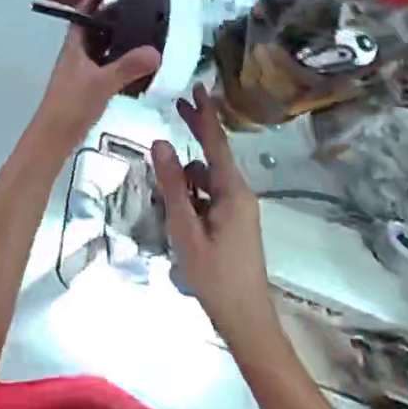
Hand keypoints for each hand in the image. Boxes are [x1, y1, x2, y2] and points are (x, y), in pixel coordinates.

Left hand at [34, 15, 160, 146]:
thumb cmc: (71, 104)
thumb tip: (156, 52)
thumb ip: (127, 67)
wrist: (54, 138)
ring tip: (143, 33)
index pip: (83, 14)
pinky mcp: (88, 87)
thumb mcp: (101, 83)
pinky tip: (138, 66)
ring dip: (118, 41)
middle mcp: (77, 54)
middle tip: (138, 9)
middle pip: (95, 29)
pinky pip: (106, 67)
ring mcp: (82, 71)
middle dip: (112, 18)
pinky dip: (120, 63)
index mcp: (74, 45)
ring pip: (101, 49)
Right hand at [152, 84, 274, 340]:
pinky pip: (208, 196)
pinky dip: (190, 196)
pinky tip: (175, 213)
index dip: (205, 114)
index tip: (198, 86)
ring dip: (185, 178)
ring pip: (206, 179)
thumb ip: (172, 186)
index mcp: (232, 191)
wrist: (247, 322)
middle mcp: (238, 193)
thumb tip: (160, 142)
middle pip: (214, 154)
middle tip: (176, 105)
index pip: (216, 142)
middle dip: (196, 130)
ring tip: (165, 202)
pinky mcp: (233, 223)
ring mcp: (237, 209)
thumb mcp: (186, 231)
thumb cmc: (216, 277)